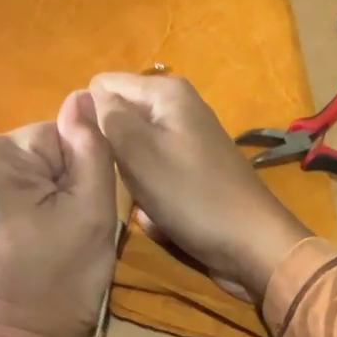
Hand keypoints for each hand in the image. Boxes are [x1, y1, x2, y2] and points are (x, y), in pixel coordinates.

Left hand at [0, 90, 117, 336]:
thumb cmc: (61, 281)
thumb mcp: (93, 213)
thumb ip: (91, 148)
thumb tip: (82, 97)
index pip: (57, 138)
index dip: (75, 179)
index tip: (69, 221)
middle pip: (32, 150)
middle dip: (51, 186)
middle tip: (55, 234)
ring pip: (17, 166)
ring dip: (34, 197)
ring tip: (38, 239)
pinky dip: (13, 205)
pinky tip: (18, 237)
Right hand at [88, 73, 310, 298]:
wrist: (253, 248)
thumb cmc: (193, 197)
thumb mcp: (138, 151)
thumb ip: (105, 117)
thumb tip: (82, 99)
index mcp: (166, 93)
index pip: (100, 88)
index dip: (91, 121)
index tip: (99, 155)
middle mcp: (179, 113)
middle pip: (119, 127)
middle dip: (114, 158)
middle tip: (126, 184)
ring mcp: (188, 150)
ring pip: (135, 162)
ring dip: (134, 187)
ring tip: (147, 206)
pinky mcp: (195, 182)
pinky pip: (157, 188)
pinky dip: (155, 205)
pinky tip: (164, 223)